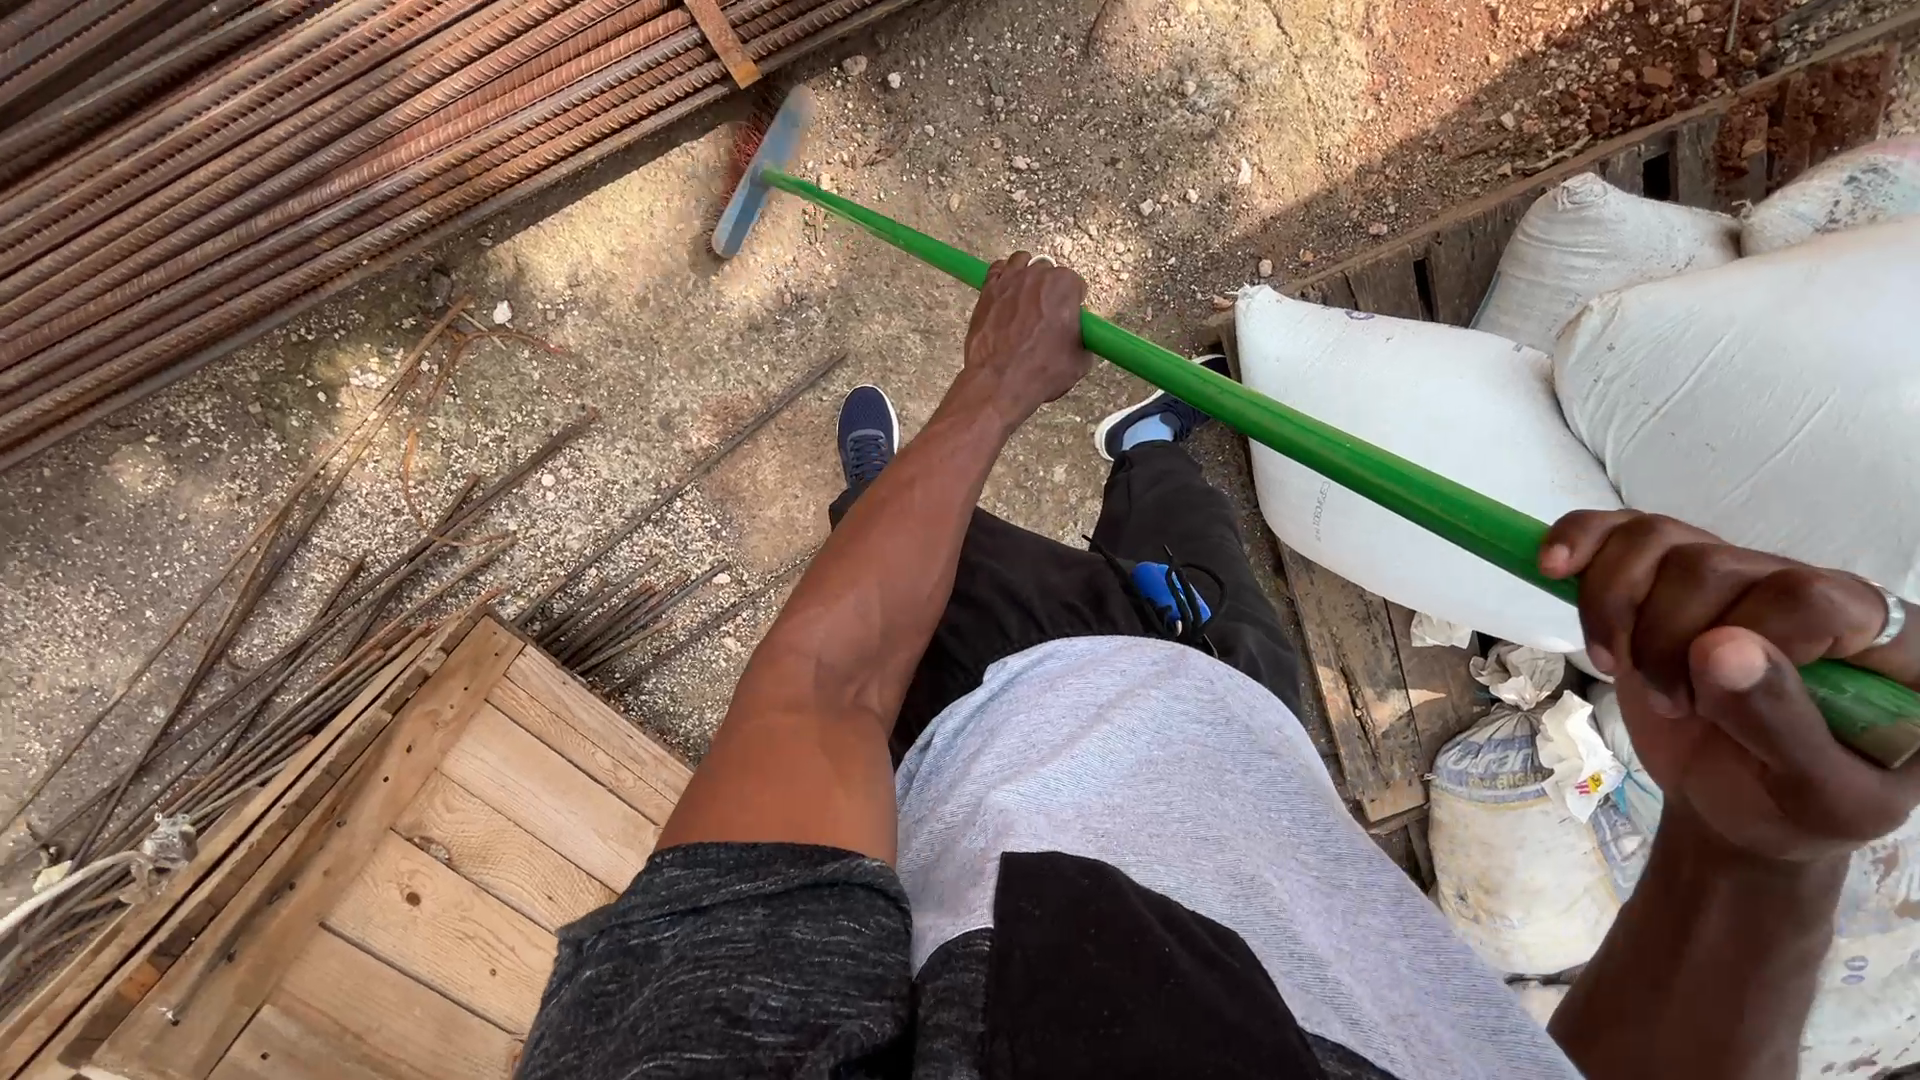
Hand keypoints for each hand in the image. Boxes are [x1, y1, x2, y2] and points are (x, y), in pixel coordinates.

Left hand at [955, 252, 1094, 426]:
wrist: (1000, 381)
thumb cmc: (1039, 370)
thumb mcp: (1080, 360)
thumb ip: (1082, 338)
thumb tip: (1079, 339)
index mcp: (1065, 286)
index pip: (1076, 285)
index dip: (1073, 302)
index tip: (1069, 317)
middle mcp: (1037, 275)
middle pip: (1048, 272)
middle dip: (1049, 290)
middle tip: (1046, 315)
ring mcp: (1010, 280)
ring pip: (1022, 263)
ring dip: (1027, 276)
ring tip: (1026, 298)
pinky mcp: (988, 291)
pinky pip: (997, 271)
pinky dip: (1003, 277)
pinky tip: (1006, 292)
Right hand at [1540, 510, 1919, 862]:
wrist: (1739, 805)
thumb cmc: (1792, 806)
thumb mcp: (1818, 795)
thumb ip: (1785, 724)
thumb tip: (1720, 649)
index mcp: (1886, 643)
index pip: (1813, 596)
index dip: (1749, 637)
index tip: (1711, 697)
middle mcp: (1812, 592)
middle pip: (1710, 566)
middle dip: (1661, 639)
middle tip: (1670, 705)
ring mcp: (1733, 580)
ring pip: (1654, 542)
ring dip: (1610, 607)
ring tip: (1614, 665)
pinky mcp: (1661, 581)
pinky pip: (1617, 532)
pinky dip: (1578, 542)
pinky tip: (1553, 567)